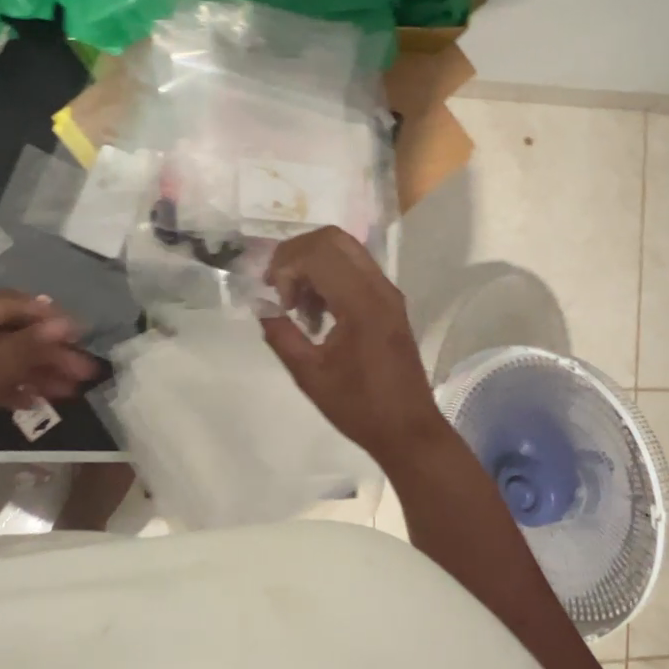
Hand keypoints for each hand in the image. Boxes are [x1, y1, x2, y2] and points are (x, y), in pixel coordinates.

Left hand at [0, 291, 98, 476]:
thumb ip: (19, 351)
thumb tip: (64, 322)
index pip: (11, 306)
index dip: (50, 319)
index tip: (85, 340)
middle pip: (7, 333)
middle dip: (48, 350)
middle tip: (85, 376)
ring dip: (33, 372)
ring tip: (69, 393)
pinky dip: (9, 389)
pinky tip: (32, 405)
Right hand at [260, 228, 451, 467]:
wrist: (408, 430)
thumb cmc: (358, 407)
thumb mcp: (309, 375)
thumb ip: (280, 335)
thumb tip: (260, 306)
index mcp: (361, 303)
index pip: (317, 252)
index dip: (285, 266)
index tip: (275, 300)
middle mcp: (379, 287)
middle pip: (332, 239)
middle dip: (296, 256)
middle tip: (279, 290)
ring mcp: (388, 293)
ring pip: (345, 251)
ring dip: (312, 266)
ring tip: (296, 307)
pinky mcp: (389, 303)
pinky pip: (355, 270)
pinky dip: (329, 278)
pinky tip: (316, 314)